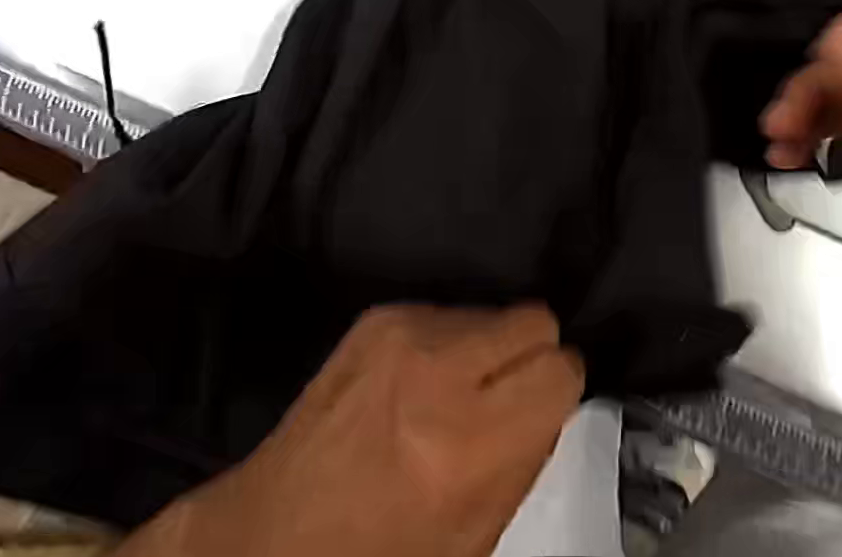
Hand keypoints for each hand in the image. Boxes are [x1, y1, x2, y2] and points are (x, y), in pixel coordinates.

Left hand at [123, 304, 584, 556]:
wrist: (280, 526)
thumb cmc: (383, 547)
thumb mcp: (477, 533)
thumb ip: (528, 453)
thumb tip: (552, 392)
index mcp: (468, 446)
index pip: (561, 369)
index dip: (561, 386)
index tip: (545, 401)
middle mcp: (437, 374)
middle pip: (534, 319)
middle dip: (532, 352)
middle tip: (508, 389)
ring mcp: (402, 333)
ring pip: (492, 308)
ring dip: (487, 345)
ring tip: (456, 388)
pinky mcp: (378, 315)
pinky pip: (446, 310)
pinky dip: (448, 340)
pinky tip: (420, 378)